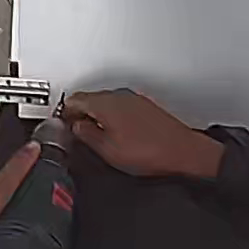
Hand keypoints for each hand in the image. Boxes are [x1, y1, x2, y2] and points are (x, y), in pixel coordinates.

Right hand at [62, 88, 222, 180]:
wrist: (184, 153)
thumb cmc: (149, 152)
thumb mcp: (106, 149)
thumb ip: (85, 134)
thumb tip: (76, 126)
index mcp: (104, 103)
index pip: (74, 99)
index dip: (65, 113)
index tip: (64, 124)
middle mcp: (118, 95)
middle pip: (89, 98)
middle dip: (80, 113)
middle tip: (77, 131)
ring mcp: (133, 99)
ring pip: (105, 102)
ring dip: (97, 115)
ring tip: (98, 136)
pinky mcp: (144, 107)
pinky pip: (120, 106)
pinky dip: (113, 116)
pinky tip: (118, 134)